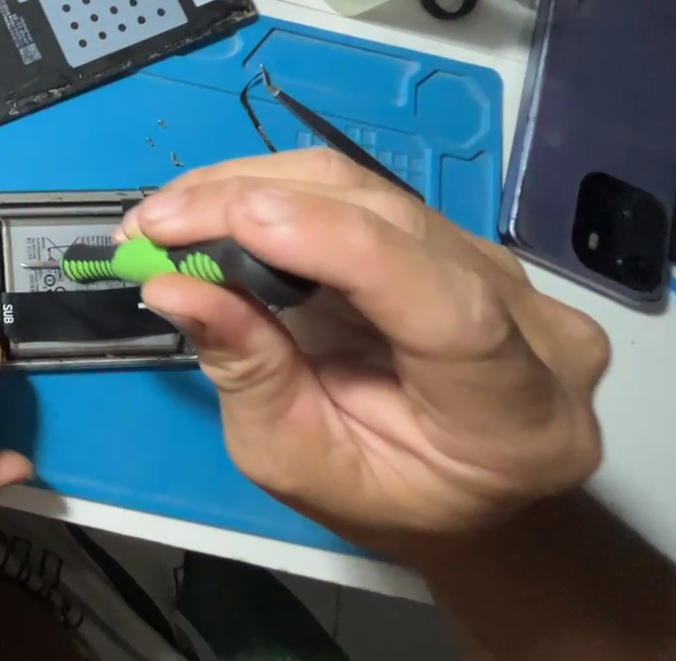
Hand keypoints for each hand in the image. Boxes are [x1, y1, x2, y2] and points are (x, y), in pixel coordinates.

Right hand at [121, 148, 610, 550]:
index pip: (444, 306)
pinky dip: (257, 188)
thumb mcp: (289, 456)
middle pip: (387, 221)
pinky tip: (203, 209)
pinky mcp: (438, 233)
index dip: (335, 246)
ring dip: (240, 188)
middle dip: (249, 205)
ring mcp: (489, 264)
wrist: (447, 484)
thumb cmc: (372, 489)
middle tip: (147, 229)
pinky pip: (343, 185)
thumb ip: (244, 372)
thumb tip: (168, 286)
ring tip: (160, 220)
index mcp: (511, 413)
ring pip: (356, 185)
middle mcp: (528, 320)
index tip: (225, 224)